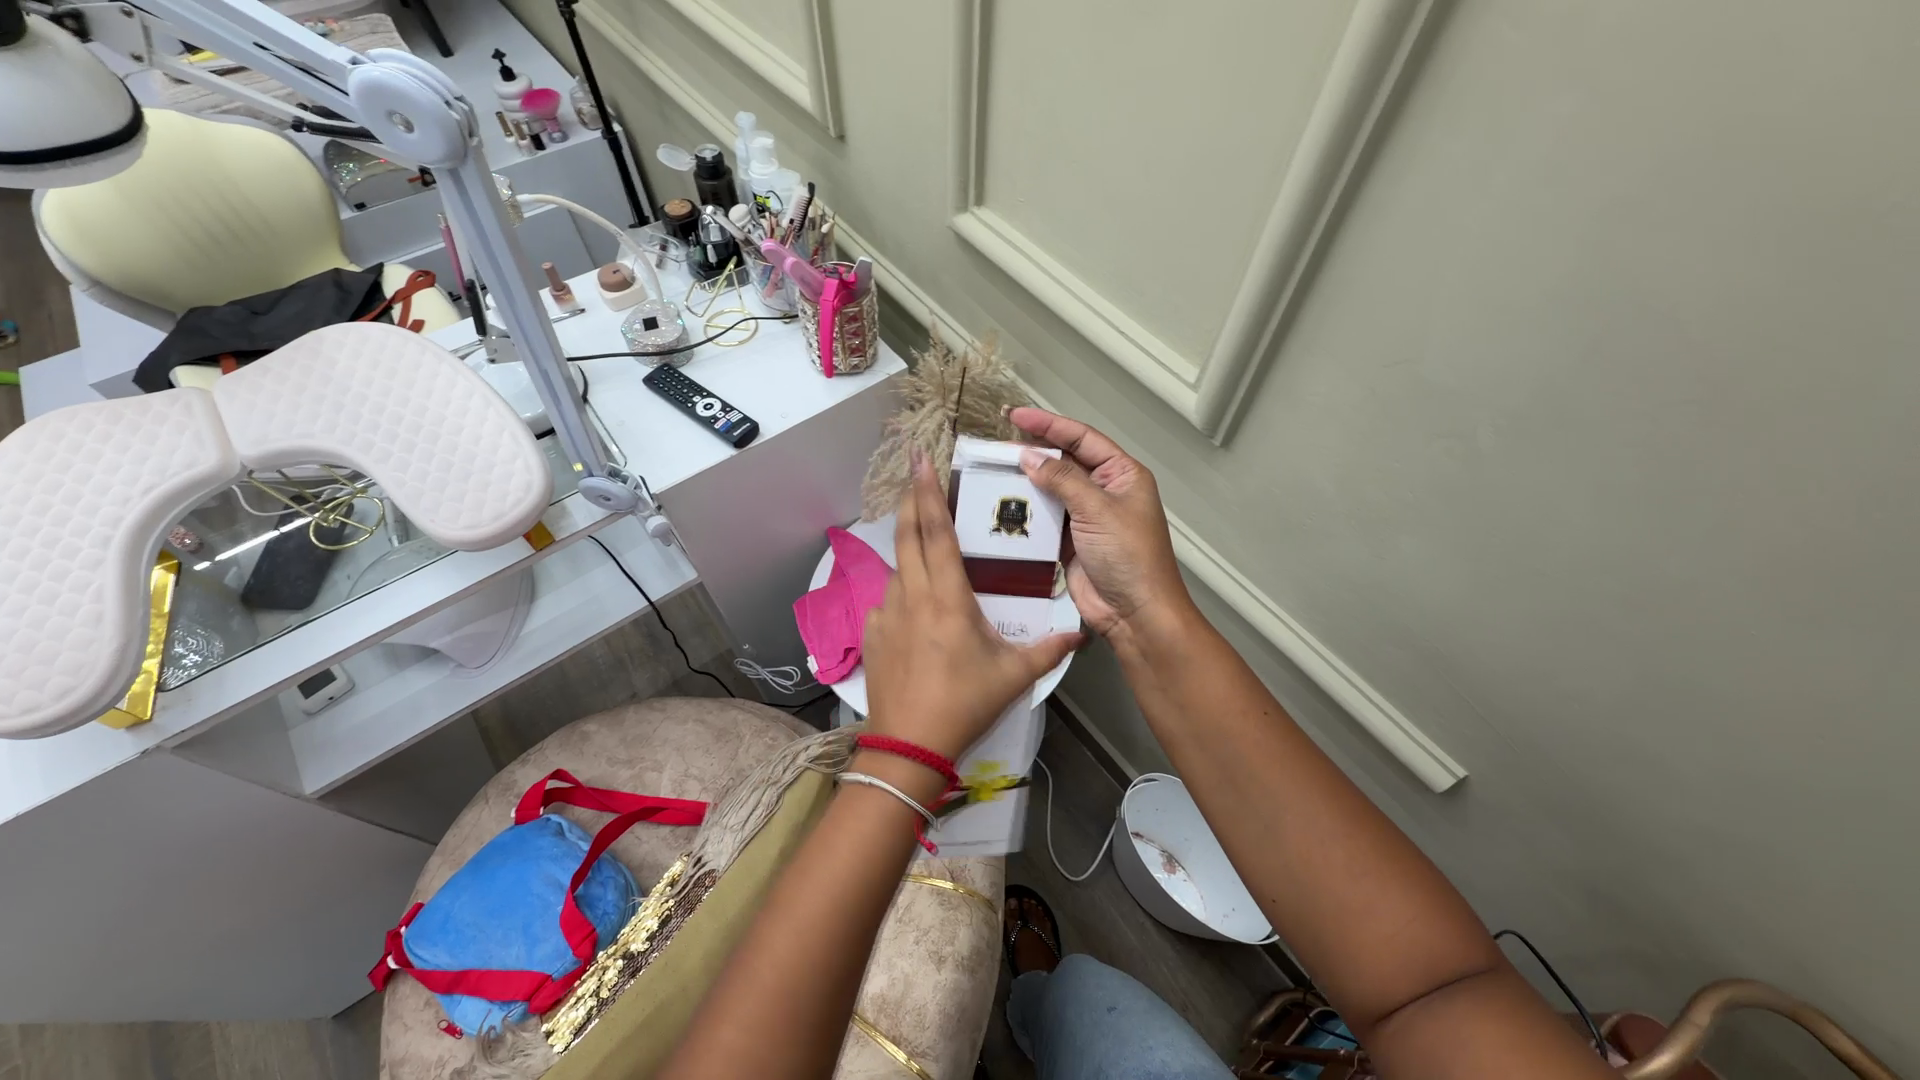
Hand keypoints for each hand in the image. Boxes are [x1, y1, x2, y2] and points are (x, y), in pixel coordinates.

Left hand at [860, 452, 1084, 762]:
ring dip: (908, 546)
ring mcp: (887, 615)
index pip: (936, 533)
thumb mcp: (1013, 677)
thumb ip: (1047, 650)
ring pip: (898, 568)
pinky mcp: (874, 635)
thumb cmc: (964, 704)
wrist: (908, 747)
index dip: (929, 493)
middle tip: (916, 473)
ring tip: (924, 540)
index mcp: (947, 598)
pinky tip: (914, 604)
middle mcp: (912, 596)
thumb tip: (1078, 634)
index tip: (921, 460)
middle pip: (908, 536)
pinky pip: (888, 599)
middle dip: (912, 500)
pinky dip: (902, 588)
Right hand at [1009, 407, 1192, 641]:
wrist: (1135, 613)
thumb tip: (1028, 457)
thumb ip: (1062, 479)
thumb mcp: (1098, 510)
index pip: (1082, 438)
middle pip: (1064, 462)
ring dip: (1025, 484)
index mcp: (1122, 475)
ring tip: (991, 472)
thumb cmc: (1128, 556)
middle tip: (996, 447)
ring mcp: (1086, 518)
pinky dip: (1025, 513)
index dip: (1049, 425)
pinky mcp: (1069, 543)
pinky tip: (1001, 506)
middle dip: (1033, 453)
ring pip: (1050, 492)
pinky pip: (1044, 520)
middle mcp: (1104, 492)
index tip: (1015, 416)